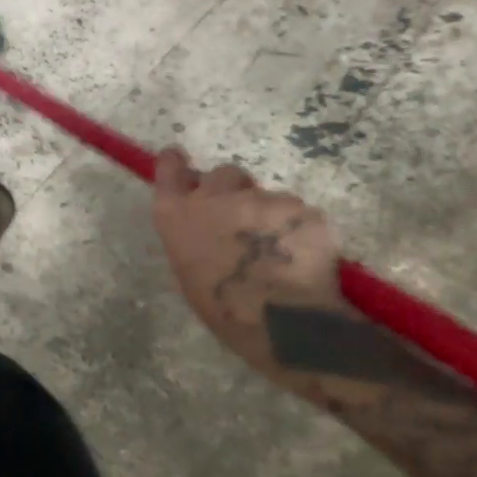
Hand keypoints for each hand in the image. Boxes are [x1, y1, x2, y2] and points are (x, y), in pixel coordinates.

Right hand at [151, 148, 348, 394]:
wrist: (278, 318)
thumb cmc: (221, 304)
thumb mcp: (187, 265)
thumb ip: (194, 233)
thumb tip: (208, 226)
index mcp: (175, 212)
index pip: (169, 168)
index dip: (177, 162)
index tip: (181, 158)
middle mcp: (212, 196)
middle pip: (226, 173)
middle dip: (236, 189)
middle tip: (248, 217)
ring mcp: (259, 199)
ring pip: (270, 196)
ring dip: (274, 214)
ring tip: (284, 248)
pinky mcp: (302, 210)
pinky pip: (303, 214)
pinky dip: (304, 230)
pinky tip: (307, 256)